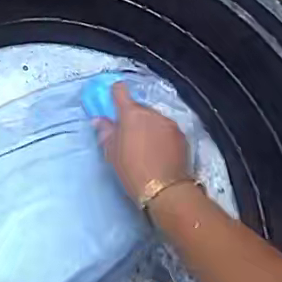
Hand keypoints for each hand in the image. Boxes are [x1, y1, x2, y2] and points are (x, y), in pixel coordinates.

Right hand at [94, 81, 191, 202]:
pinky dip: (161, 135)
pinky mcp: (182, 135)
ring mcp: (168, 123)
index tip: (113, 101)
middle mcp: (151, 113)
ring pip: (154, 118)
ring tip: (145, 147)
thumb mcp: (112, 154)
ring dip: (148, 126)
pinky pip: (166, 129)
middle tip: (128, 136)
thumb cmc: (132, 171)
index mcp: (131, 114)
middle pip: (138, 108)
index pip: (120, 90)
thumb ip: (105, 132)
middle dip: (133, 117)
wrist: (166, 191)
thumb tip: (99, 120)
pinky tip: (159, 152)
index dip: (115, 93)